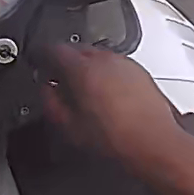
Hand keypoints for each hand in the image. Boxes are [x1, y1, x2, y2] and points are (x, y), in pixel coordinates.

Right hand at [42, 43, 193, 187]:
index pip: (53, 49)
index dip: (40, 56)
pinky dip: (104, 74)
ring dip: (84, 68)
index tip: (38, 65)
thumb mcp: (69, 127)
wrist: (155, 145)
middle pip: (75, 49)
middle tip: (57, 81)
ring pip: (96, 56)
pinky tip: (103, 97)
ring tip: (82, 93)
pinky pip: (114, 65)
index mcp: (83, 69)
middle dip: (63, 63)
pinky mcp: (139, 71)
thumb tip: (46, 90)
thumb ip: (50, 102)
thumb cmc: (118, 140)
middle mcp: (105, 60)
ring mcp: (124, 63)